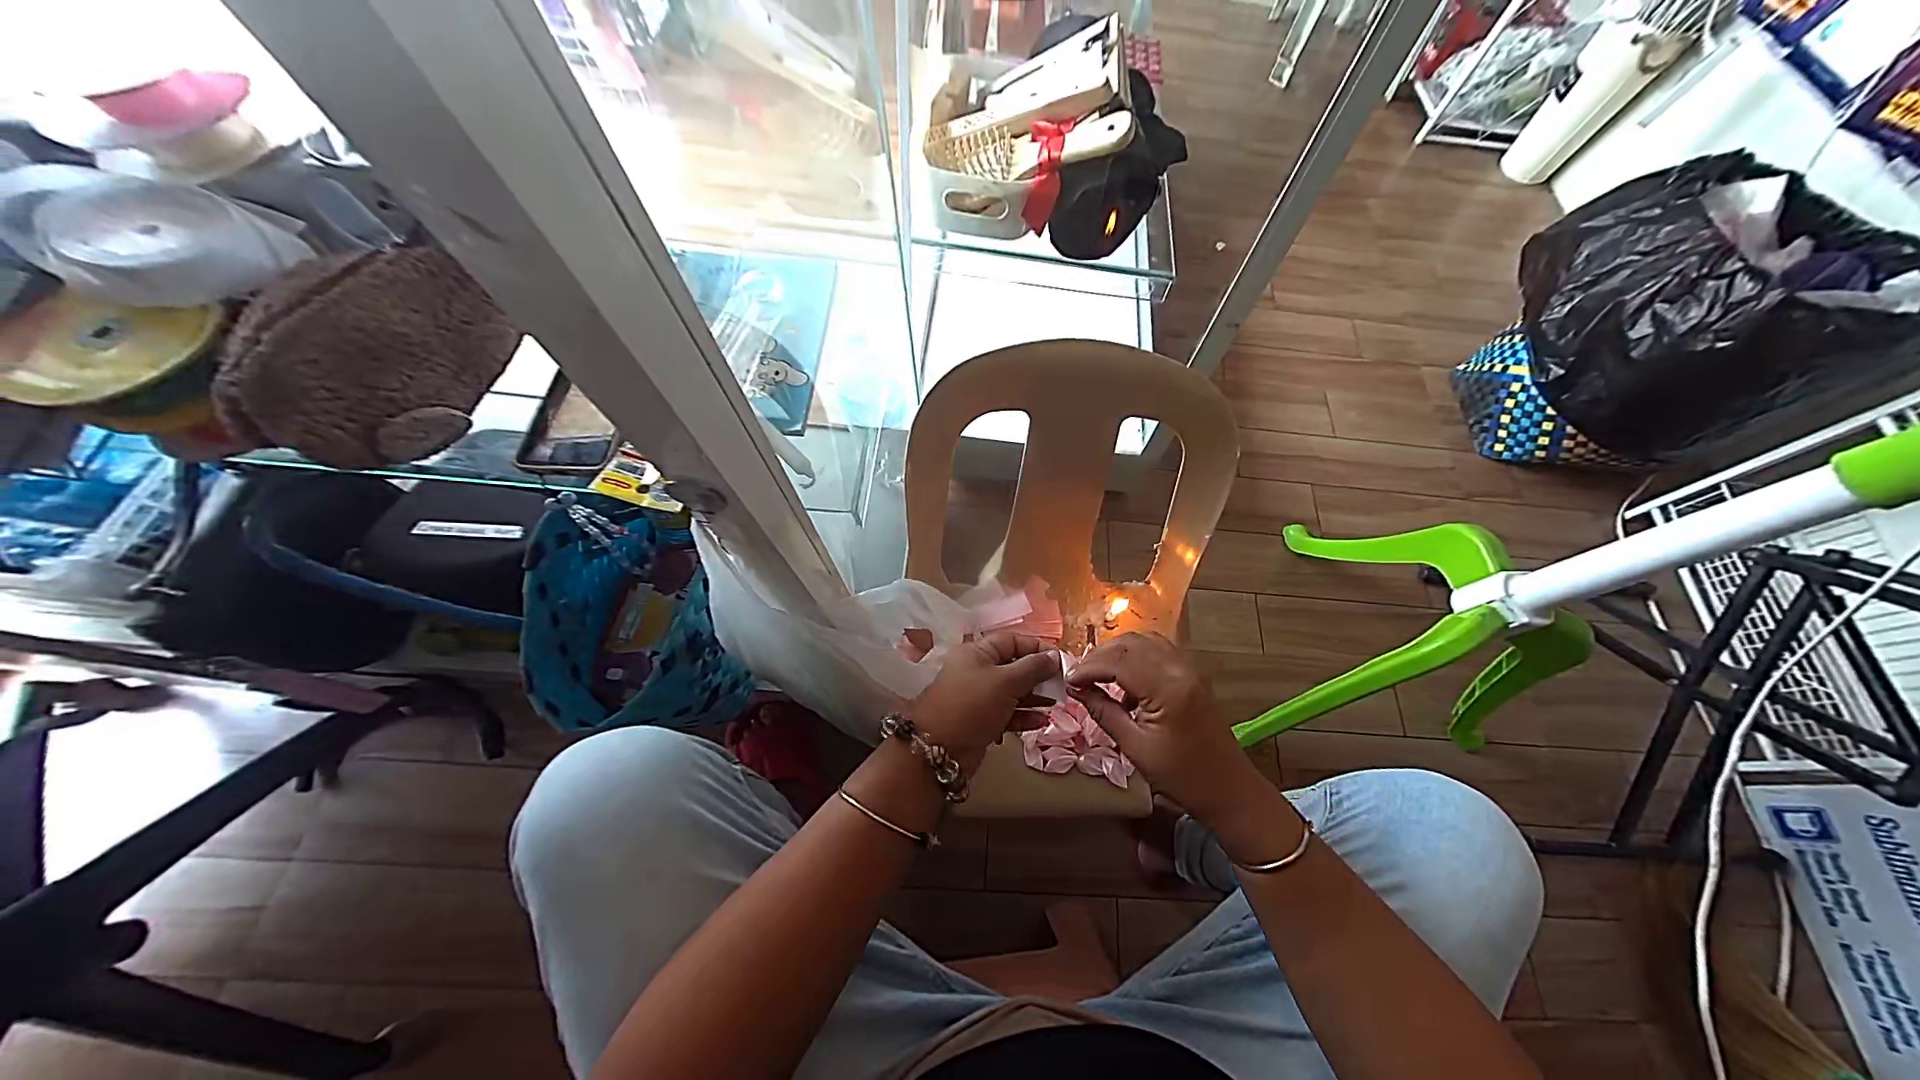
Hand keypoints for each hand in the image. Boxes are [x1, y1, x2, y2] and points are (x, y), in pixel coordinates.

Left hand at [908, 631, 1057, 774]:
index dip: (1036, 646)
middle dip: (1038, 674)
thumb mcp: (1006, 681)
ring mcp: (979, 697)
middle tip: (1063, 683)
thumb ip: (1033, 667)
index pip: (1012, 641)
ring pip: (1013, 692)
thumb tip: (1054, 655)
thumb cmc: (972, 705)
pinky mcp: (982, 721)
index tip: (1060, 658)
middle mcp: (977, 671)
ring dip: (1035, 697)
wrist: (940, 749)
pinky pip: (1008, 713)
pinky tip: (1041, 721)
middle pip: (1014, 666)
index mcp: (977, 652)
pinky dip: (1024, 716)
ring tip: (1056, 702)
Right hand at [1066, 633, 1271, 828]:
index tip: (1069, 681)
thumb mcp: (1135, 747)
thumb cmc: (1182, 776)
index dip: (1088, 668)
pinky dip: (1137, 656)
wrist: (1229, 790)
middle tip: (1080, 677)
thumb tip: (1077, 690)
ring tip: (1098, 674)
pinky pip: (1159, 651)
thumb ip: (1104, 712)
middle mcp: (1181, 669)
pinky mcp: (1193, 675)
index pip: (1119, 662)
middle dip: (1100, 656)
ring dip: (1118, 652)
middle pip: (1131, 644)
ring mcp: (1190, 669)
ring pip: (1145, 641)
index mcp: (1168, 688)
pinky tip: (1125, 680)